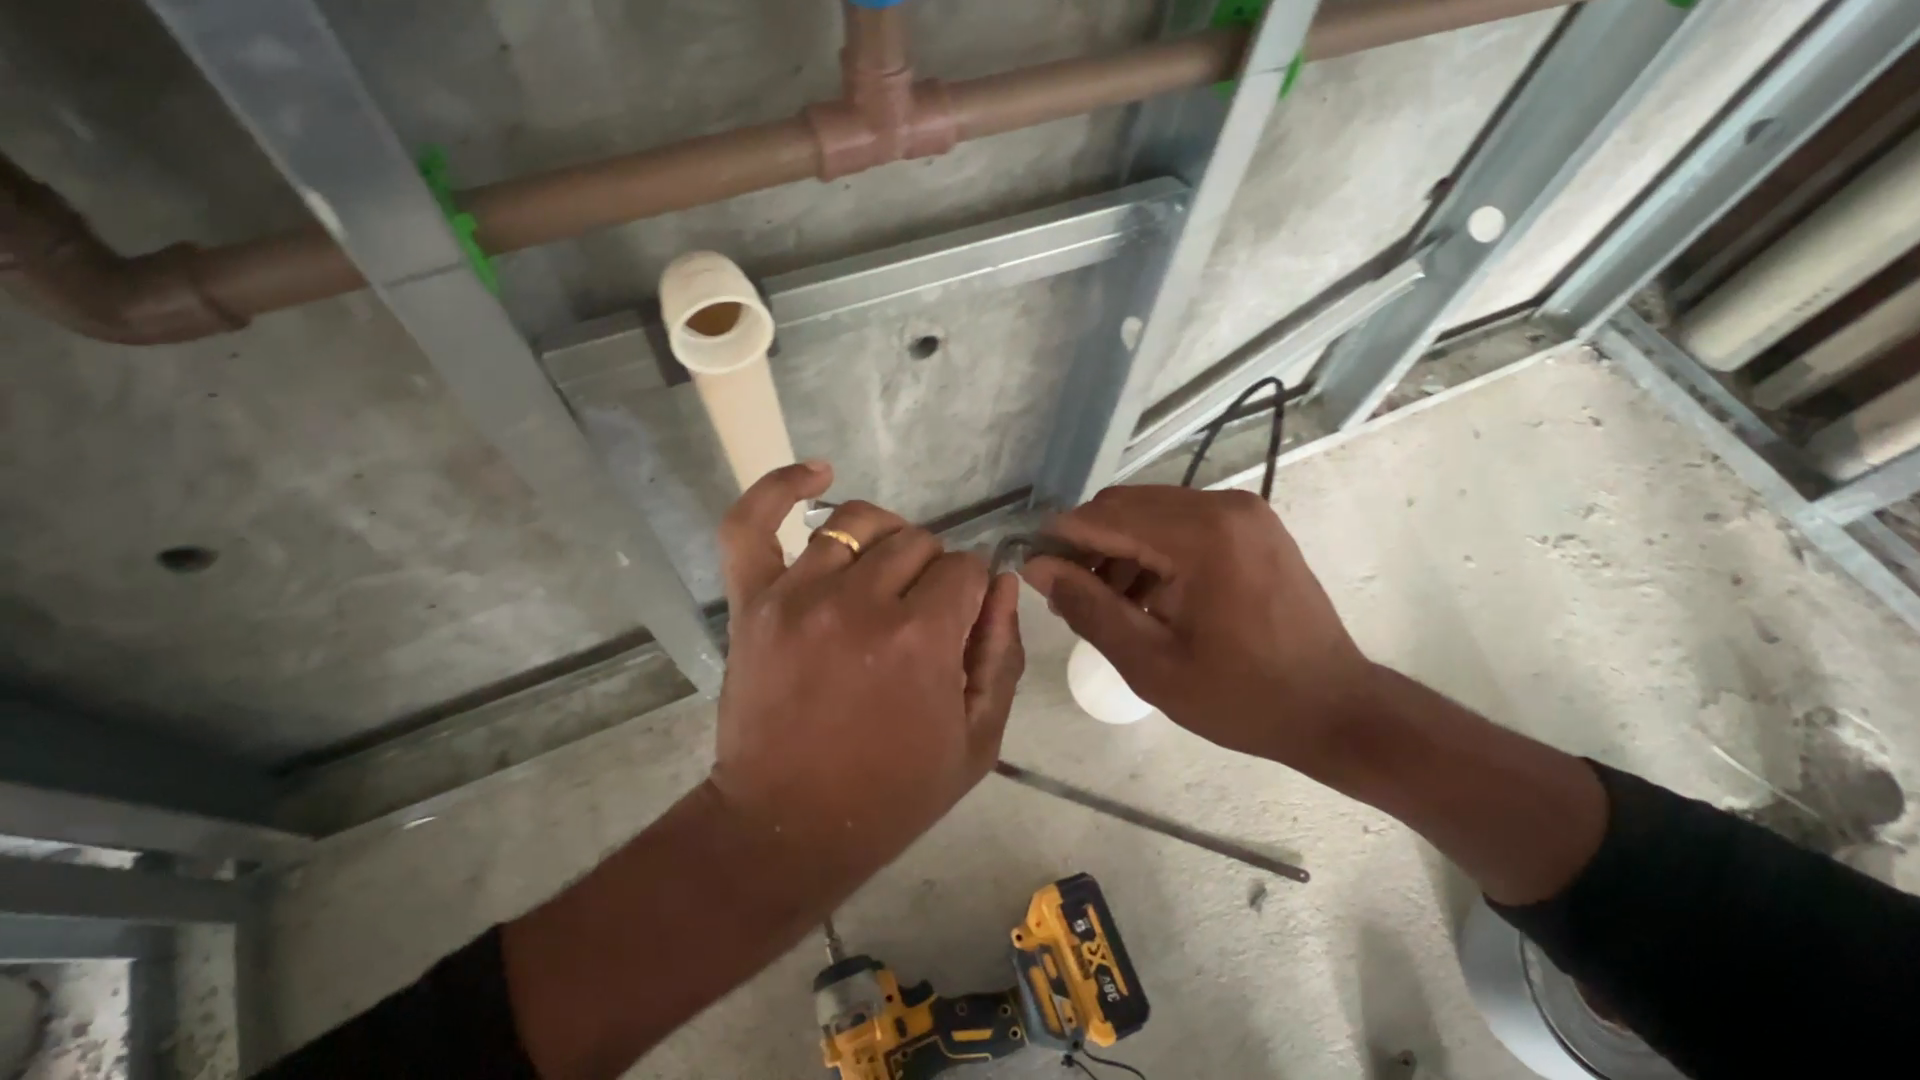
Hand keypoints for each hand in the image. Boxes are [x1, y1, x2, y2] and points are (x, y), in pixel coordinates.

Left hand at [708, 462, 1023, 877]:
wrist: (787, 827)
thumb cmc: (892, 793)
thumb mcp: (977, 740)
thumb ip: (1000, 653)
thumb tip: (1002, 582)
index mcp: (921, 639)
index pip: (966, 569)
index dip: (973, 593)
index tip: (962, 624)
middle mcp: (859, 603)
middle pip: (918, 543)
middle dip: (934, 574)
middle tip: (922, 617)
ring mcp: (797, 596)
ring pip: (857, 524)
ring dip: (885, 542)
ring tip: (885, 574)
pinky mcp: (751, 602)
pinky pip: (753, 523)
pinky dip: (779, 487)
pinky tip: (817, 474)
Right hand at [1020, 486, 1372, 765]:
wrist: (1334, 710)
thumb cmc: (1241, 697)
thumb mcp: (1151, 663)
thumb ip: (1089, 607)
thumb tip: (1036, 567)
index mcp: (1203, 535)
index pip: (1106, 515)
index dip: (1060, 539)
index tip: (1030, 571)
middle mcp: (1225, 506)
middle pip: (1128, 505)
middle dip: (1089, 544)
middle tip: (1066, 596)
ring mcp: (1245, 513)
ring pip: (1154, 513)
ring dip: (1119, 549)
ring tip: (1102, 604)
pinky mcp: (1255, 528)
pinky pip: (1185, 524)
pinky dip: (1154, 551)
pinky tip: (1144, 597)